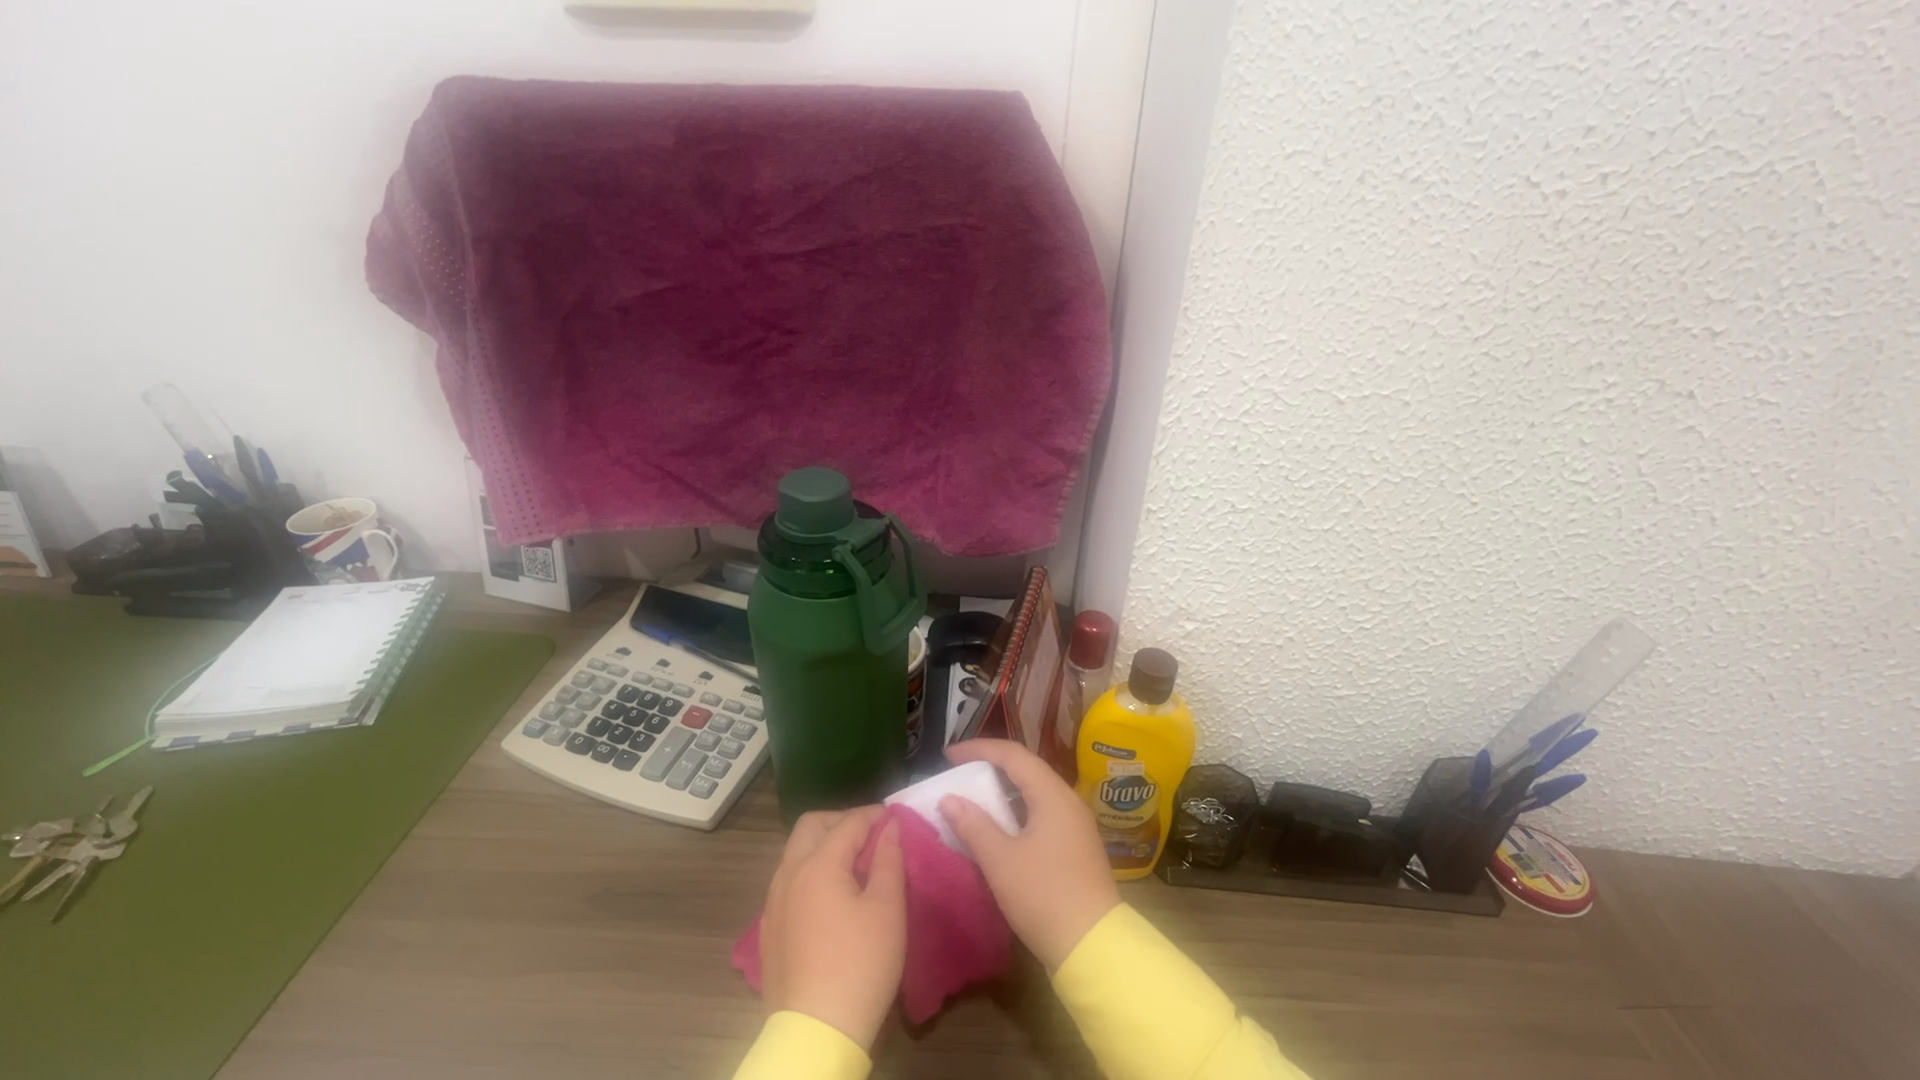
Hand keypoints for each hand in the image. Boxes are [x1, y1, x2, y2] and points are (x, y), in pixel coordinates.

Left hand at [759, 805, 905, 1049]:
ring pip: (796, 854)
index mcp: (817, 864)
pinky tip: (832, 897)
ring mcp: (773, 902)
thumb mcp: (887, 909)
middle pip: (811, 827)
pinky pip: (789, 882)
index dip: (875, 816)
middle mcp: (788, 874)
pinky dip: (811, 873)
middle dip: (842, 822)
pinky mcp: (770, 929)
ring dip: (824, 846)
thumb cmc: (860, 964)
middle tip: (872, 836)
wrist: (816, 1030)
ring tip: (856, 865)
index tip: (897, 818)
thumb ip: (890, 860)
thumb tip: (891, 826)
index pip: (848, 823)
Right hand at [939, 740, 1119, 970]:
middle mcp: (1068, 803)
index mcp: (1053, 796)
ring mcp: (1075, 827)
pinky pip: (1040, 817)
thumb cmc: (1044, 896)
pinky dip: (1014, 817)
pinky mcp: (1075, 850)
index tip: (947, 756)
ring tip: (971, 804)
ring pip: (1033, 797)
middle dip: (989, 770)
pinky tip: (996, 834)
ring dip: (1001, 796)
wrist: (1092, 946)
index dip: (978, 750)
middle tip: (957, 777)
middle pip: (1026, 772)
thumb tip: (949, 799)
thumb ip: (973, 825)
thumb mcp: (1001, 860)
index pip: (1013, 755)